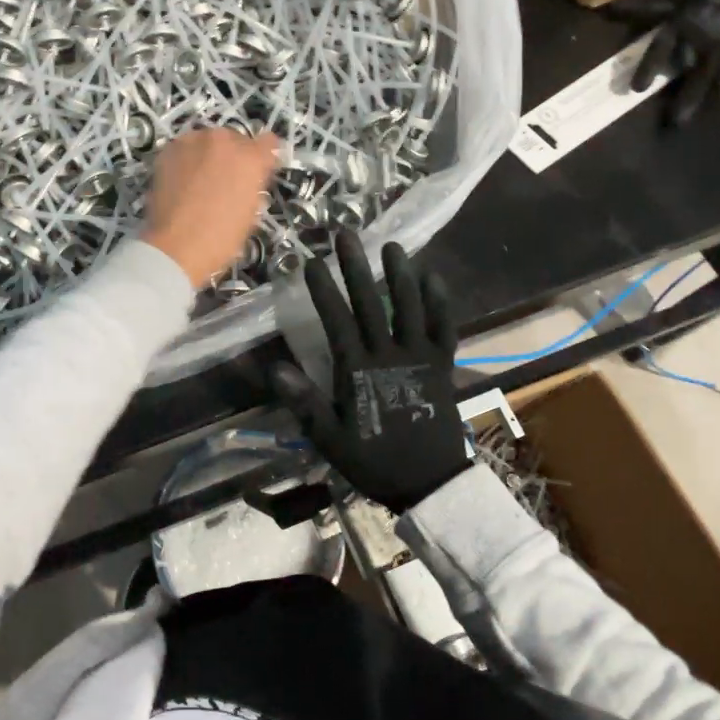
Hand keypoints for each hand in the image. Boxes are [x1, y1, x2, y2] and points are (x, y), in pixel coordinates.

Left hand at [141, 128, 278, 288]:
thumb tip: (247, 178)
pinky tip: (181, 181)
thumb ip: (253, 184)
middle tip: (224, 180)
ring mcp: (194, 141)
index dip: (263, 158)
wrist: (177, 246)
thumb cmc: (222, 237)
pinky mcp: (169, 149)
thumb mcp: (251, 211)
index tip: (258, 172)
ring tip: (199, 181)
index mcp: (251, 158)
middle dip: (233, 156)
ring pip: (207, 141)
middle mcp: (225, 140)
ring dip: (208, 155)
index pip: (269, 143)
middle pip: (235, 139)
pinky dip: (186, 160)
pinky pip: (185, 148)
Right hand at [270, 231, 467, 511]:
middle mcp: (391, 355)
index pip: (338, 321)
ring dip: (400, 274)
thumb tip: (274, 368)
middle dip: (357, 267)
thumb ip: (305, 403)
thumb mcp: (331, 440)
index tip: (310, 262)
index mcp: (360, 371)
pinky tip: (433, 278)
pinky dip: (440, 302)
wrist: (431, 484)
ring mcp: (422, 357)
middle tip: (346, 234)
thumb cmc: (375, 462)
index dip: (324, 290)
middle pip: (372, 303)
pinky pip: (445, 328)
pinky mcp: (444, 366)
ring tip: (392, 245)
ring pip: (411, 307)